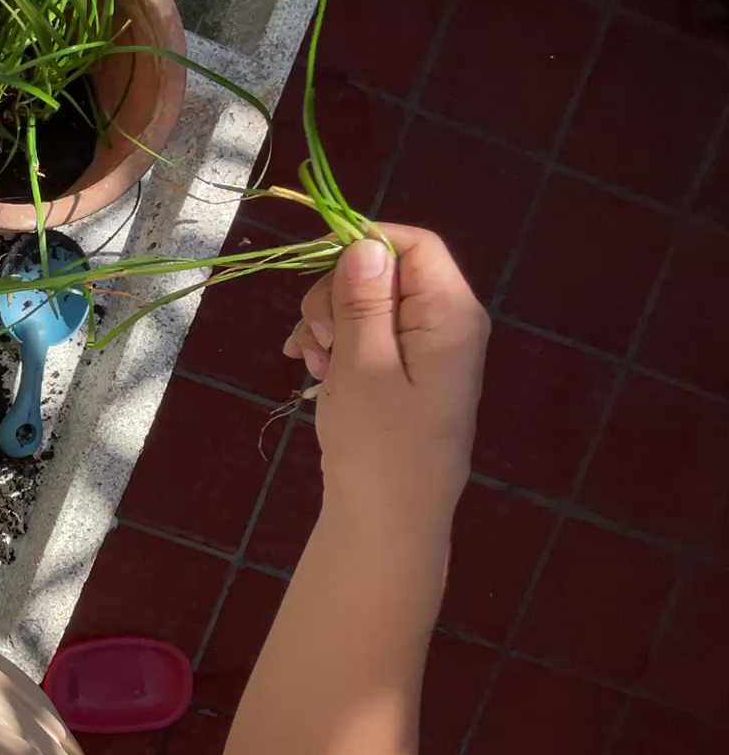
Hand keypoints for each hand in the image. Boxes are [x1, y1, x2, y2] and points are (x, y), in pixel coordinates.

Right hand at [281, 224, 488, 528]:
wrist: (387, 511)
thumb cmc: (379, 442)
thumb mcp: (362, 368)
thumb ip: (364, 305)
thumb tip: (363, 245)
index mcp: (448, 315)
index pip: (413, 245)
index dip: (359, 243)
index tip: (305, 268)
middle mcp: (442, 321)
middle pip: (380, 271)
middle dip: (332, 296)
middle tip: (314, 340)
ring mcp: (420, 345)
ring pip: (361, 302)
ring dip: (325, 324)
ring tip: (314, 364)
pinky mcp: (399, 366)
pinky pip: (359, 332)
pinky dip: (329, 344)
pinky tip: (314, 369)